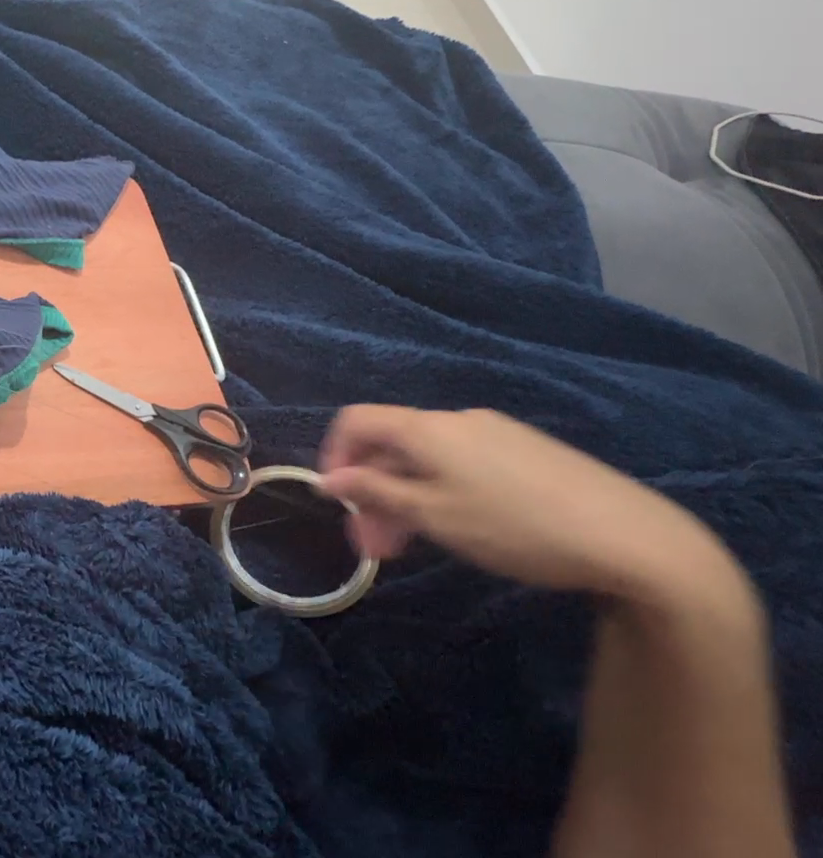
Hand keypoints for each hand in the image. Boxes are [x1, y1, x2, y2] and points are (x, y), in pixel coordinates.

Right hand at [319, 406, 742, 605]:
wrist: (637, 541)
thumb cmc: (515, 527)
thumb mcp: (433, 515)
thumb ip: (375, 493)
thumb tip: (329, 479)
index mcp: (428, 428)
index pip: (357, 421)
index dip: (335, 454)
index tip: (335, 500)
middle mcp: (458, 420)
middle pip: (392, 445)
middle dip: (372, 492)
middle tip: (372, 546)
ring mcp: (497, 434)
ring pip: (427, 460)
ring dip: (405, 498)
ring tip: (409, 547)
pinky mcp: (528, 453)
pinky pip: (461, 464)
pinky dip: (440, 492)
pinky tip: (458, 528)